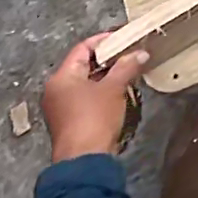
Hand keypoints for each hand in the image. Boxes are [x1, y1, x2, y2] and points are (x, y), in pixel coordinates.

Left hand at [41, 33, 149, 161]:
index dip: (104, 41)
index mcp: (62, 77)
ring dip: (106, 76)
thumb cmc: (95, 117)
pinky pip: (85, 97)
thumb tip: (141, 52)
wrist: (84, 160)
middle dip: (107, 59)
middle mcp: (56, 89)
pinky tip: (118, 92)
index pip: (82, 49)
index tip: (124, 38)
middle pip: (83, 65)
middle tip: (129, 54)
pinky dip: (101, 91)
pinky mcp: (69, 121)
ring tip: (128, 71)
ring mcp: (60, 107)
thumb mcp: (114, 88)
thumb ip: (127, 66)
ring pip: (85, 82)